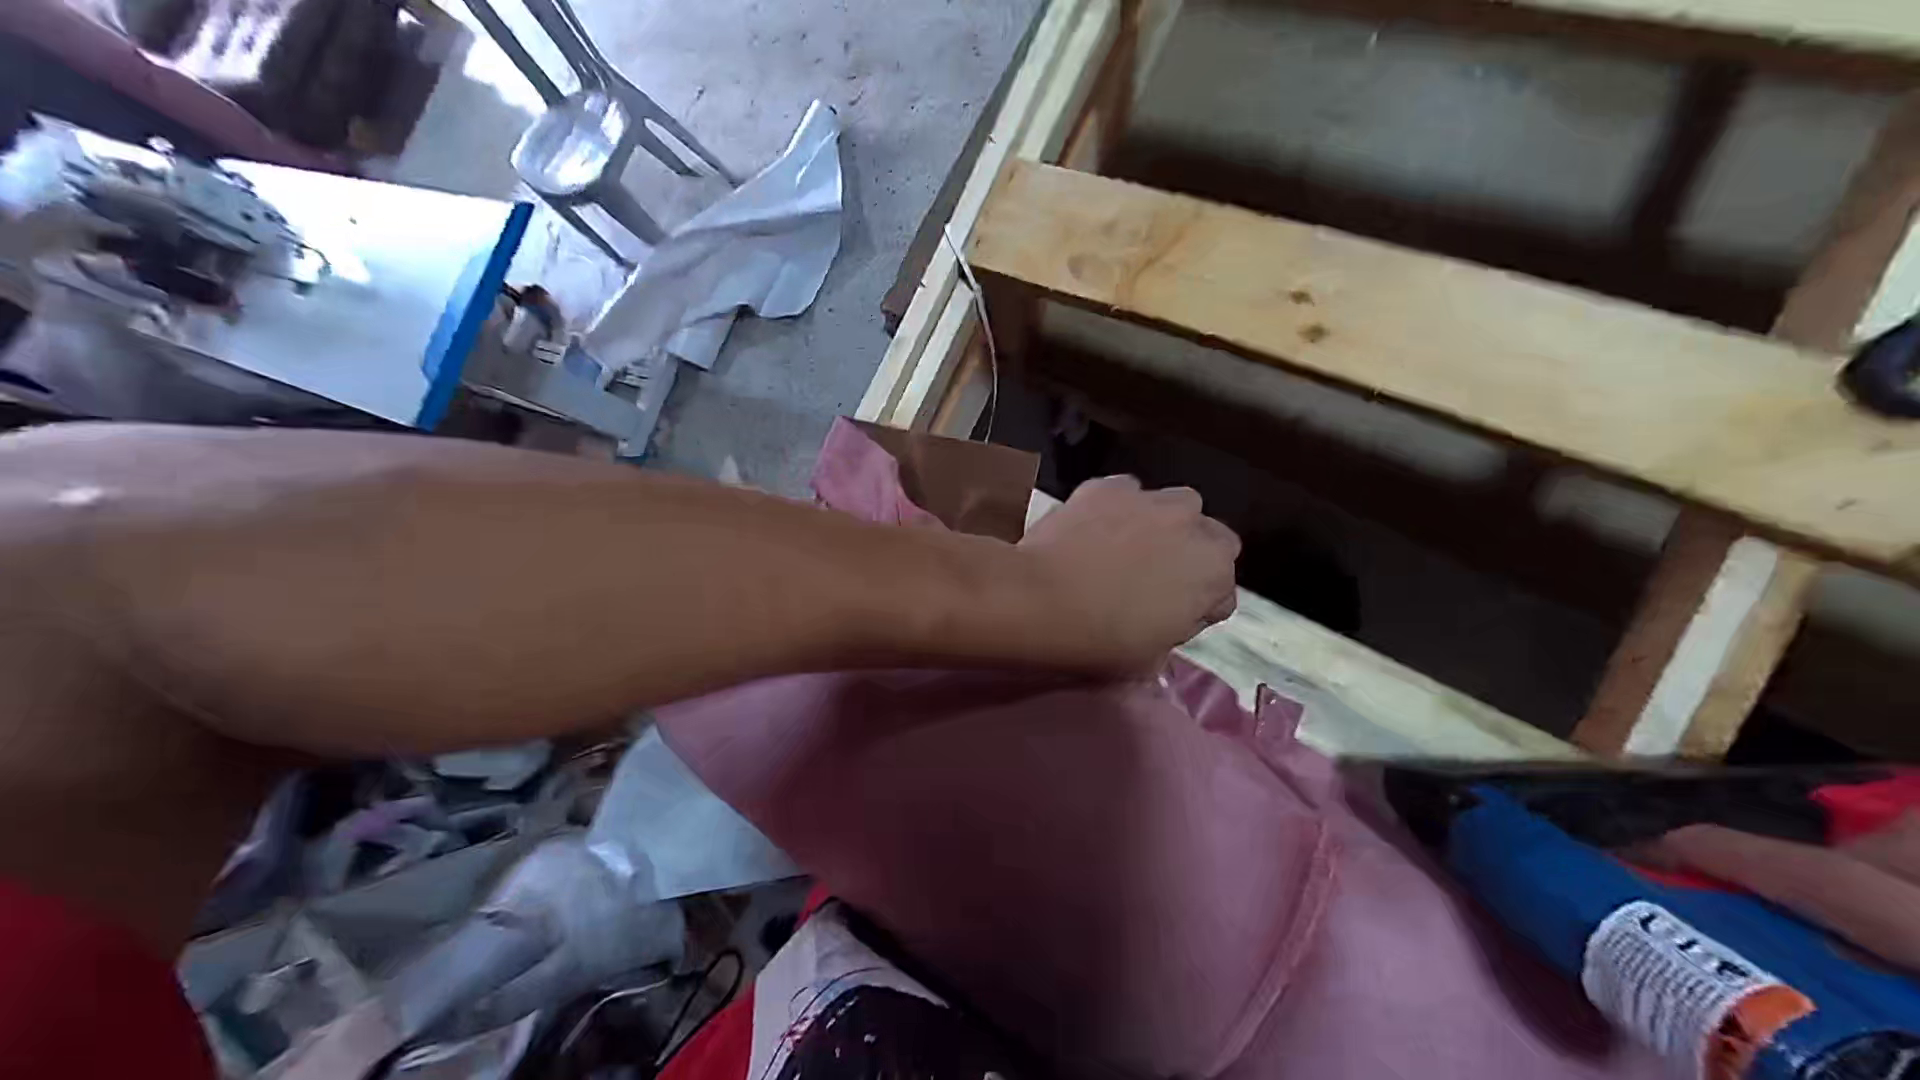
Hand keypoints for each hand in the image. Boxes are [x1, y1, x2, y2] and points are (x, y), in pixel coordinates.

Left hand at [1019, 476, 1240, 672]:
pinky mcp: (1109, 486)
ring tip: (1124, 549)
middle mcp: (1192, 524)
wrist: (1040, 600)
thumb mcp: (1152, 658)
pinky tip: (1093, 530)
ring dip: (1160, 526)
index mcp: (1214, 571)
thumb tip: (1168, 617)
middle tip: (1153, 581)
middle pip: (1207, 539)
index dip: (1197, 608)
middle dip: (1189, 557)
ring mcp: (1149, 499)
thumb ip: (1175, 629)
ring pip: (1172, 507)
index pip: (1222, 591)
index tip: (1171, 619)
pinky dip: (1116, 508)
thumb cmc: (1100, 640)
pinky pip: (1124, 494)